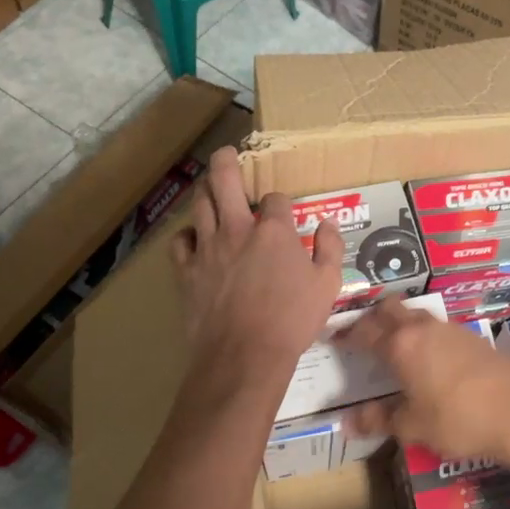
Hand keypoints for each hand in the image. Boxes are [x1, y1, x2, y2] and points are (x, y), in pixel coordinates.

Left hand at [172, 148, 344, 373]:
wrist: (244, 356)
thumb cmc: (291, 320)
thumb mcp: (328, 286)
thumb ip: (329, 249)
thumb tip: (327, 224)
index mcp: (274, 231)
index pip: (276, 199)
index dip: (281, 203)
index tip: (285, 215)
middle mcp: (237, 229)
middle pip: (225, 180)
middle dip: (225, 161)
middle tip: (226, 152)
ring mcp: (208, 248)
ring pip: (200, 204)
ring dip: (205, 190)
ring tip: (208, 186)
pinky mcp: (186, 271)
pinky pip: (180, 241)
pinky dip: (187, 234)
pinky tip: (195, 238)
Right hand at [341, 298, 509, 462]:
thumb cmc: (458, 419)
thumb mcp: (413, 426)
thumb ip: (379, 420)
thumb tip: (347, 422)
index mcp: (401, 345)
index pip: (364, 331)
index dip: (345, 334)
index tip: (332, 339)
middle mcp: (423, 328)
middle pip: (390, 309)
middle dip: (372, 318)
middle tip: (360, 336)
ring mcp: (450, 329)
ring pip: (415, 315)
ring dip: (400, 324)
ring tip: (391, 346)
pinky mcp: (472, 338)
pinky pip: (436, 328)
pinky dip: (423, 335)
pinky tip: (427, 358)